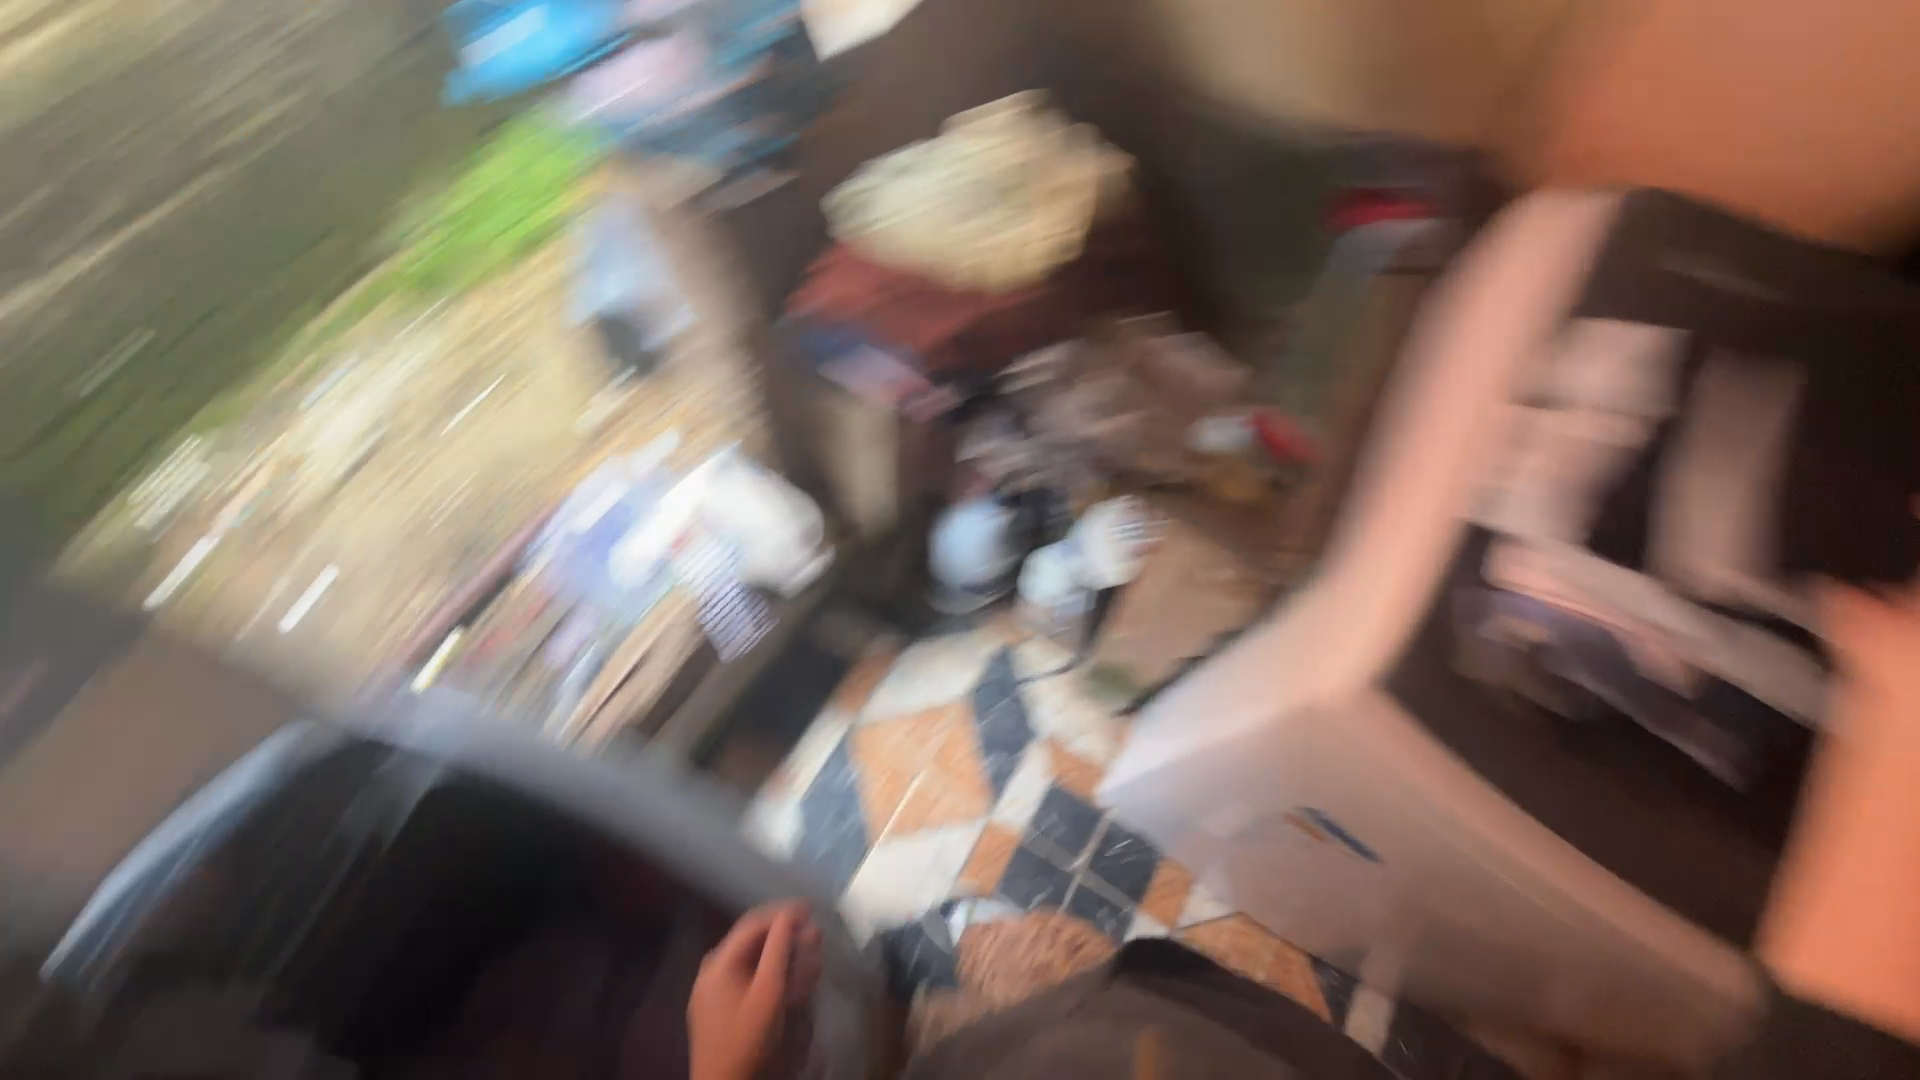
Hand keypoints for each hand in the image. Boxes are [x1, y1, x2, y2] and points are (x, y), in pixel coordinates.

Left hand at [688, 900, 821, 1079]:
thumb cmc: (747, 1038)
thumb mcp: (768, 991)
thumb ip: (779, 948)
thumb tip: (790, 913)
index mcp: (719, 962)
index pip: (753, 923)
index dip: (783, 912)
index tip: (811, 909)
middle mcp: (714, 971)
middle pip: (755, 943)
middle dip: (788, 937)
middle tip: (816, 934)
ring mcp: (718, 992)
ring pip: (757, 964)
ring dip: (787, 958)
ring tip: (815, 956)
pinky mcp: (726, 1010)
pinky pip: (753, 983)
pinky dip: (777, 978)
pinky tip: (800, 982)